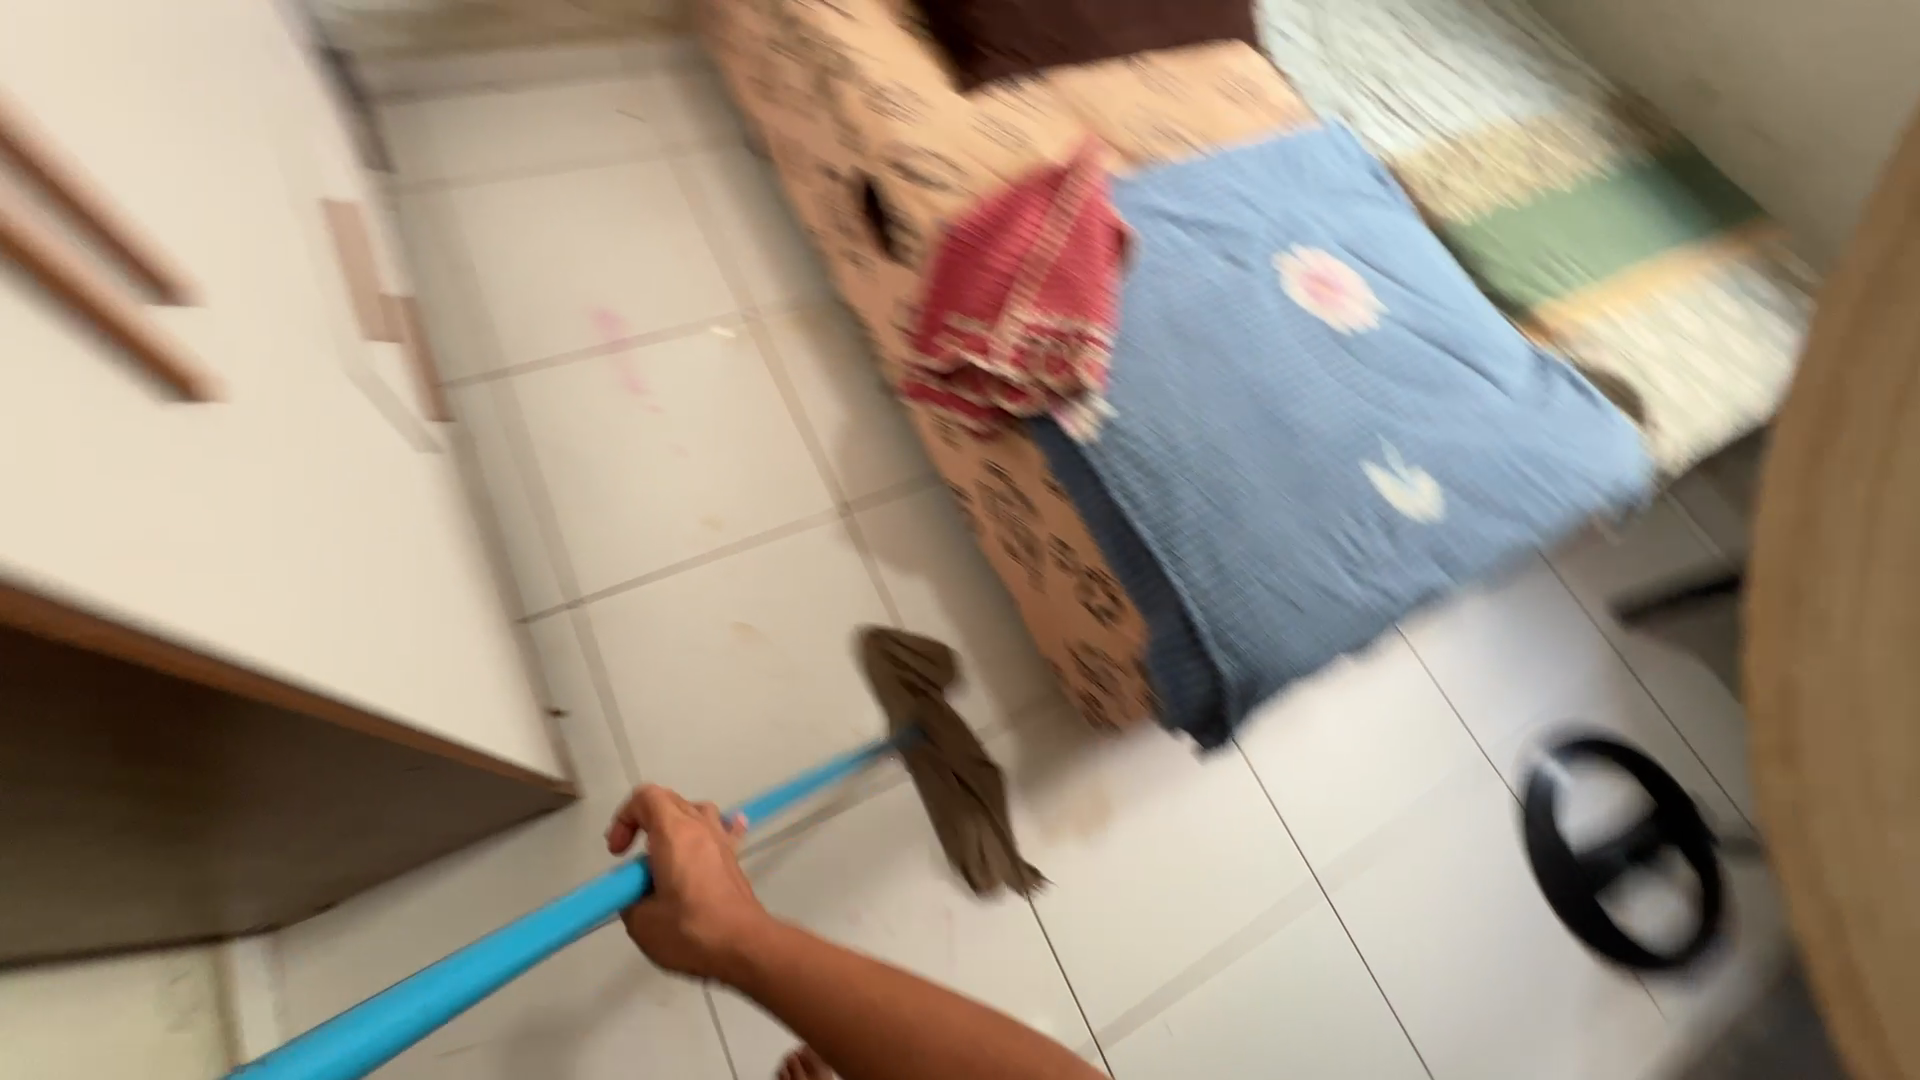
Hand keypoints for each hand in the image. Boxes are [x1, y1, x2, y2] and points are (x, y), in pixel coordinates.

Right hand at [606, 785, 770, 981]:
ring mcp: (721, 838)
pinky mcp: (734, 855)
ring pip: (696, 809)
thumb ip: (631, 899)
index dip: (624, 817)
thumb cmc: (689, 931)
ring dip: (674, 823)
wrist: (742, 944)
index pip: (646, 797)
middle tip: (632, 859)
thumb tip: (639, 895)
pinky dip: (712, 829)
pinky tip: (711, 839)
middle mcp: (700, 826)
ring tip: (664, 854)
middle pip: (669, 800)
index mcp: (674, 833)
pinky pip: (724, 828)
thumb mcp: (640, 922)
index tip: (619, 853)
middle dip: (642, 821)